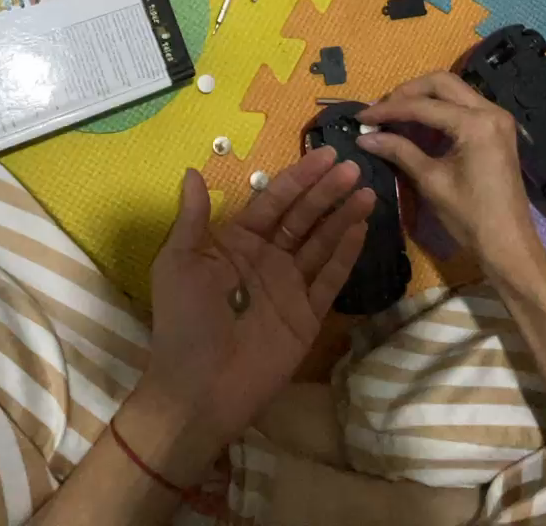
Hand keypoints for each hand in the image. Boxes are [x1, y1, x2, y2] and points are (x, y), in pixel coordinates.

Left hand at [132, 153, 373, 480]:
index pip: (275, 201)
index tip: (325, 153)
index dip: (299, 177)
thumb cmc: (183, 322)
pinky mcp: (307, 315)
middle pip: (303, 217)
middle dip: (327, 191)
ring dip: (343, 217)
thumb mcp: (179, 263)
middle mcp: (267, 258)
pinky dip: (345, 254)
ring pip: (321, 242)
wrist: (197, 390)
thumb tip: (193, 171)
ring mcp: (289, 286)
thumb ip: (192, 218)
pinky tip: (360, 230)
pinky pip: (329, 279)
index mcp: (237, 242)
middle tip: (353, 167)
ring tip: (367, 192)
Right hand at [356, 72, 545, 279]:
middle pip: (441, 83)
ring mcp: (496, 118)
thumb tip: (364, 136)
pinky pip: (462, 106)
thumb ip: (399, 151)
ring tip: (392, 115)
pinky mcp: (496, 129)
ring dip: (421, 98)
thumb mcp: (431, 181)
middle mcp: (490, 111)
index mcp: (476, 123)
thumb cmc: (470, 217)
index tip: (361, 116)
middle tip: (380, 110)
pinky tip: (416, 125)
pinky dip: (438, 109)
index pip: (423, 106)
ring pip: (452, 90)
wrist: (508, 245)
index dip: (389, 110)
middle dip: (407, 93)